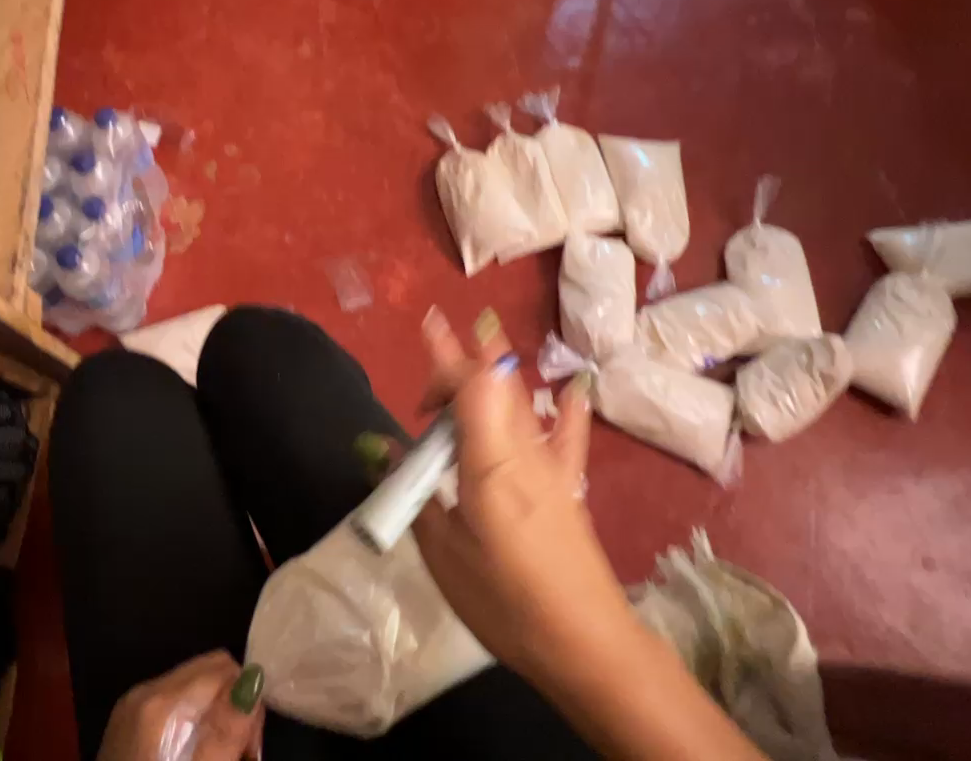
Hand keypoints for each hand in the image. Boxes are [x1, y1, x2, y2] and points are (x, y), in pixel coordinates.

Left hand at [97, 652, 264, 760]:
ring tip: (219, 760)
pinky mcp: (126, 723)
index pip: (223, 667)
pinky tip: (192, 758)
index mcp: (160, 702)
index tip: (249, 750)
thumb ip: (226, 732)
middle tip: (239, 757)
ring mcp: (131, 706)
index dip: (247, 704)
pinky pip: (173, 705)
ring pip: (193, 689)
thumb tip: (253, 679)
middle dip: (232, 708)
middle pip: (208, 672)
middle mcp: (144, 691)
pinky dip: (192, 724)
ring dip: (215, 719)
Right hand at [402, 309, 632, 685]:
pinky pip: (567, 437)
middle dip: (464, 360)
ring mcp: (551, 469)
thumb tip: (384, 451)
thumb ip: (416, 496)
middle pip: (495, 386)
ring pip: (522, 402)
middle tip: (433, 360)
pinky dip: (566, 409)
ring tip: (486, 339)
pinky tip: (572, 390)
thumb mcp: (444, 555)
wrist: (587, 645)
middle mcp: (523, 454)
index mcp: (488, 465)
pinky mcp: (569, 489)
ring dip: (500, 370)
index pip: (469, 388)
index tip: (429, 326)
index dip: (447, 355)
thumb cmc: (505, 603)